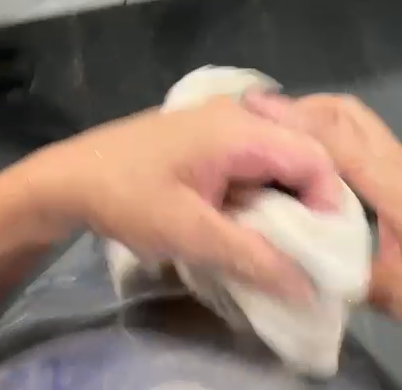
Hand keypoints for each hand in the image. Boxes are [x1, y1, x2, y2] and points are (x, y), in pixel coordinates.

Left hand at [15, 98, 345, 300]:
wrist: (71, 176)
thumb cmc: (129, 197)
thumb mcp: (192, 234)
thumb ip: (254, 257)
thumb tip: (311, 287)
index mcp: (238, 129)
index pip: (314, 156)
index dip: (330, 203)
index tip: (325, 251)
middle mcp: (235, 115)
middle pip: (298, 151)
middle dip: (311, 202)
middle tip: (307, 251)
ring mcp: (216, 122)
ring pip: (275, 156)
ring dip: (285, 199)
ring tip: (278, 243)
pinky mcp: (203, 136)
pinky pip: (251, 158)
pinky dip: (260, 190)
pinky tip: (247, 222)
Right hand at [245, 94, 401, 386]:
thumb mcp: (396, 294)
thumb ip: (345, 270)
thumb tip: (299, 255)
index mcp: (392, 185)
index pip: (332, 137)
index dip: (289, 117)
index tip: (250, 104)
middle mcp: (400, 165)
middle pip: (346, 111)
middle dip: (302, 107)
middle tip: (262, 124)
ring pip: (359, 121)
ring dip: (319, 118)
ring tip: (282, 139)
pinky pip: (368, 140)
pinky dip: (336, 136)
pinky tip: (319, 165)